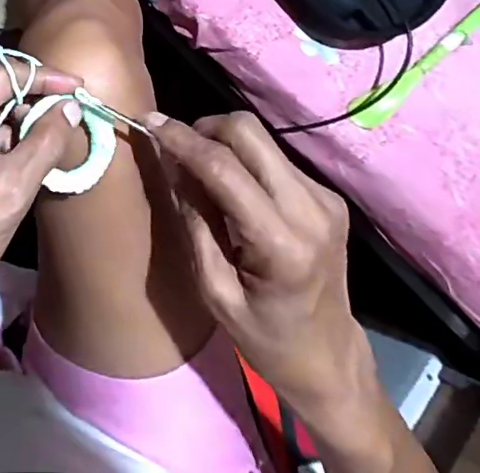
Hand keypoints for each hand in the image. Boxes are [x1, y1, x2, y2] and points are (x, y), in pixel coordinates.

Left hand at [0, 60, 81, 302]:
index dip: (45, 76)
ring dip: (25, 109)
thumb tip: (72, 107)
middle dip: (36, 90)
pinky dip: (11, 127)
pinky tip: (35, 139)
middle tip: (72, 100)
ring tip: (59, 121)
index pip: (4, 74)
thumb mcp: (17, 183)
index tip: (78, 86)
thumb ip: (47, 138)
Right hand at [147, 111, 384, 452]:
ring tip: (201, 168)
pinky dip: (245, 158)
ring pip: (262, 138)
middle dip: (205, 128)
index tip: (150, 122)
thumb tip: (171, 161)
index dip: (182, 140)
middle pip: (249, 132)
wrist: (329, 357)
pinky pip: (274, 156)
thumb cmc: (265, 337)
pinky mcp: (328, 194)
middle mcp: (310, 208)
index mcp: (281, 243)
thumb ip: (193, 221)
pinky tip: (234, 187)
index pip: (224, 168)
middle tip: (178, 149)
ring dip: (224, 141)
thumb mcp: (214, 291)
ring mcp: (324, 197)